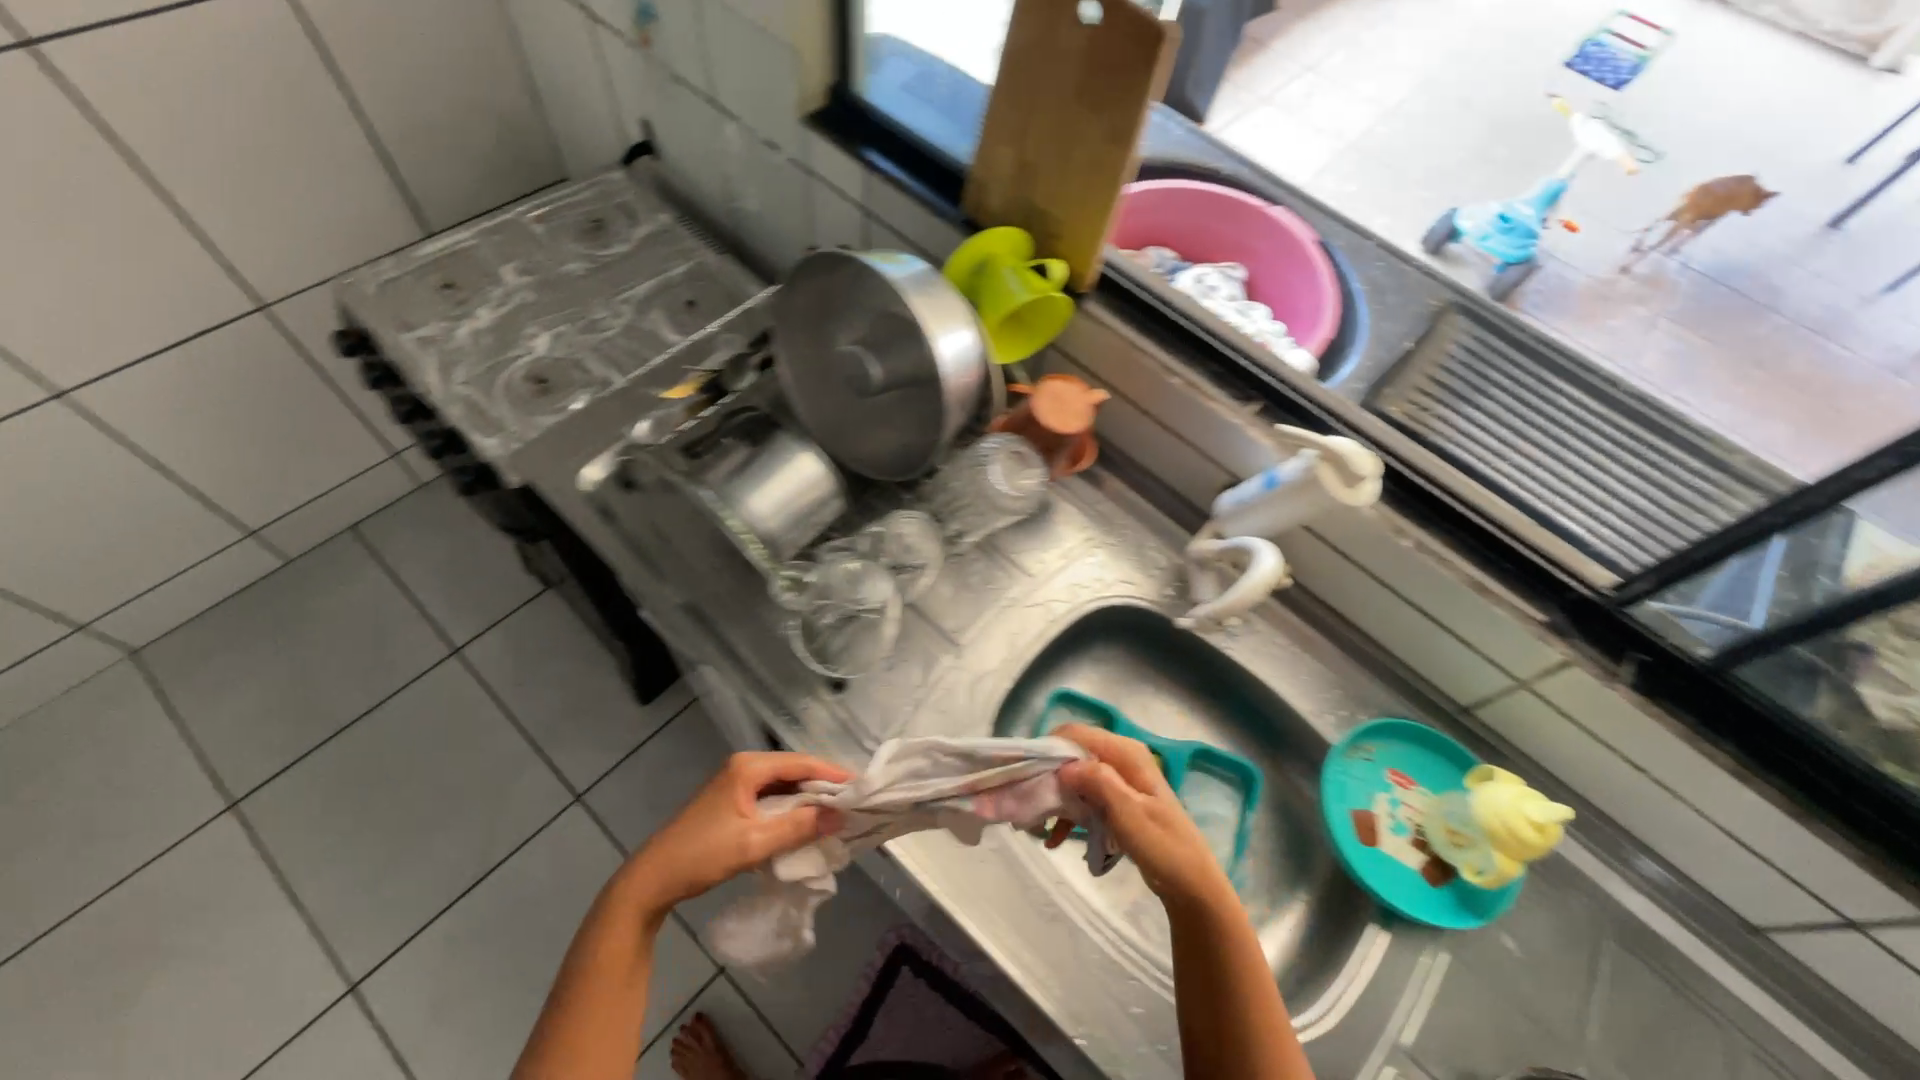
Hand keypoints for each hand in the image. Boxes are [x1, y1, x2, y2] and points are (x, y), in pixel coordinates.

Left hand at [626, 752, 851, 912]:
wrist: (653, 879)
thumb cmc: (702, 856)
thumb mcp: (755, 844)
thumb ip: (799, 827)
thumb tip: (840, 816)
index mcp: (748, 767)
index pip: (803, 762)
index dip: (834, 774)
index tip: (862, 789)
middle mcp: (743, 766)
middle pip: (795, 770)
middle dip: (824, 787)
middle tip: (854, 804)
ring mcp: (736, 782)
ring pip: (784, 785)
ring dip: (808, 799)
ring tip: (837, 815)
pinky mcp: (732, 801)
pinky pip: (772, 797)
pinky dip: (791, 808)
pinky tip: (807, 823)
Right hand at [1045, 724, 1232, 909]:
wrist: (1190, 882)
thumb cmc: (1163, 846)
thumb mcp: (1129, 812)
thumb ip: (1098, 782)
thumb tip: (1063, 766)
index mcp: (1125, 753)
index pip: (1075, 734)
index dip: (1048, 749)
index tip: (1027, 775)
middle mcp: (1120, 759)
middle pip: (1072, 755)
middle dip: (1047, 776)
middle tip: (1027, 802)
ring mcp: (1119, 781)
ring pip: (1075, 778)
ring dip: (1055, 798)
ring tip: (1036, 824)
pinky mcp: (1117, 802)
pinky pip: (1085, 798)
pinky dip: (1069, 815)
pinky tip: (1055, 838)